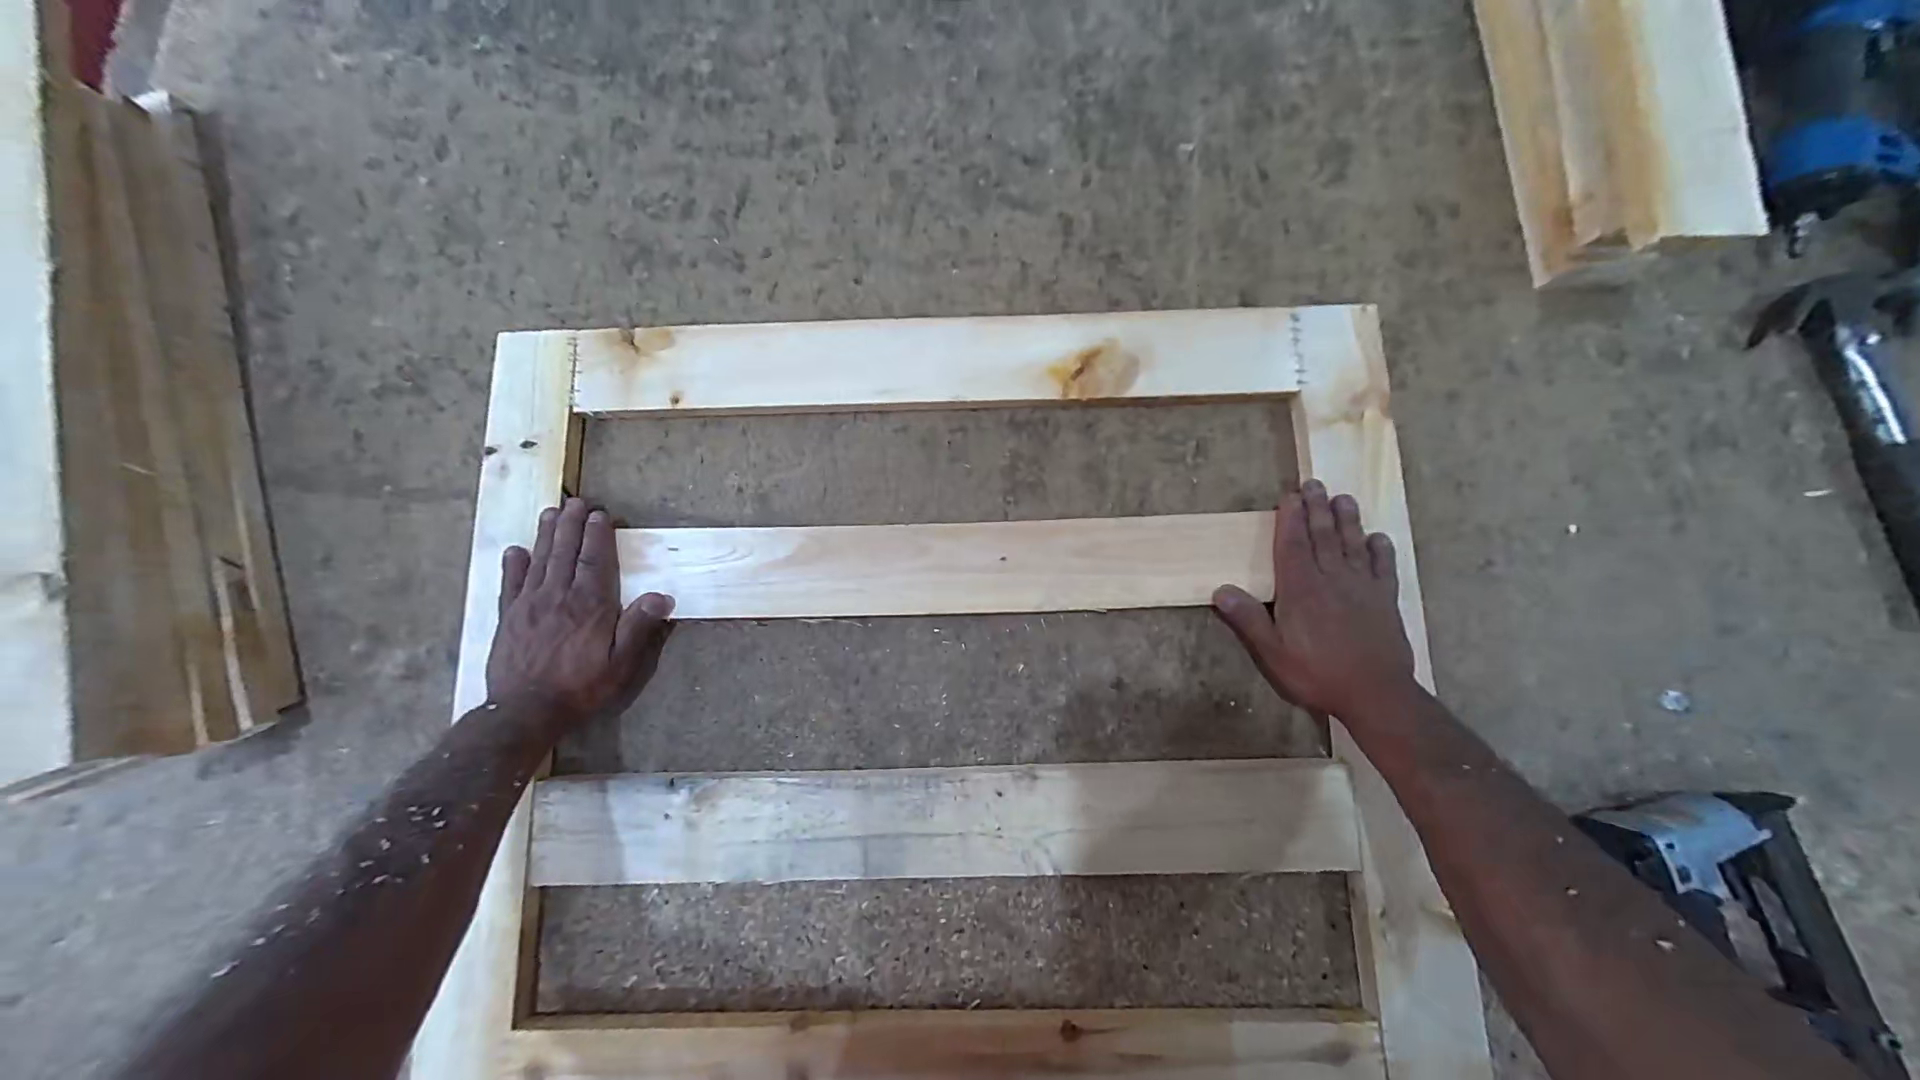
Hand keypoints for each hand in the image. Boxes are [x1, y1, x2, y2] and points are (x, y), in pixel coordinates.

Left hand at [485, 498, 674, 727]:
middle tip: (574, 502)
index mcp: (590, 605)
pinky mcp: (508, 618)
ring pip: (540, 560)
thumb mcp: (621, 663)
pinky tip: (516, 551)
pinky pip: (510, 584)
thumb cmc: (581, 688)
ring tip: (550, 512)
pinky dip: (514, 565)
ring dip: (546, 534)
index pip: (595, 560)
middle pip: (565, 552)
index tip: (599, 514)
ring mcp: (529, 605)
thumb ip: (639, 627)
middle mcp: (558, 596)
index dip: (597, 535)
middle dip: (571, 524)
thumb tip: (662, 596)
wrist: (525, 711)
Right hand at [1211, 480, 1420, 720]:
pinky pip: (1384, 568)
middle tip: (1314, 484)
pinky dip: (1381, 550)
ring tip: (1343, 498)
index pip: (1292, 545)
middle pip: (1323, 536)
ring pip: (1353, 544)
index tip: (1289, 496)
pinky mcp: (1386, 600)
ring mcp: (1363, 587)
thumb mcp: (1272, 653)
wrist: (1376, 694)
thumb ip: (1248, 620)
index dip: (1289, 519)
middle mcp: (1332, 579)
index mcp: (1301, 589)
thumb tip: (1221, 590)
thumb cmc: (1317, 673)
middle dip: (1317, 509)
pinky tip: (1378, 538)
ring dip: (1347, 519)